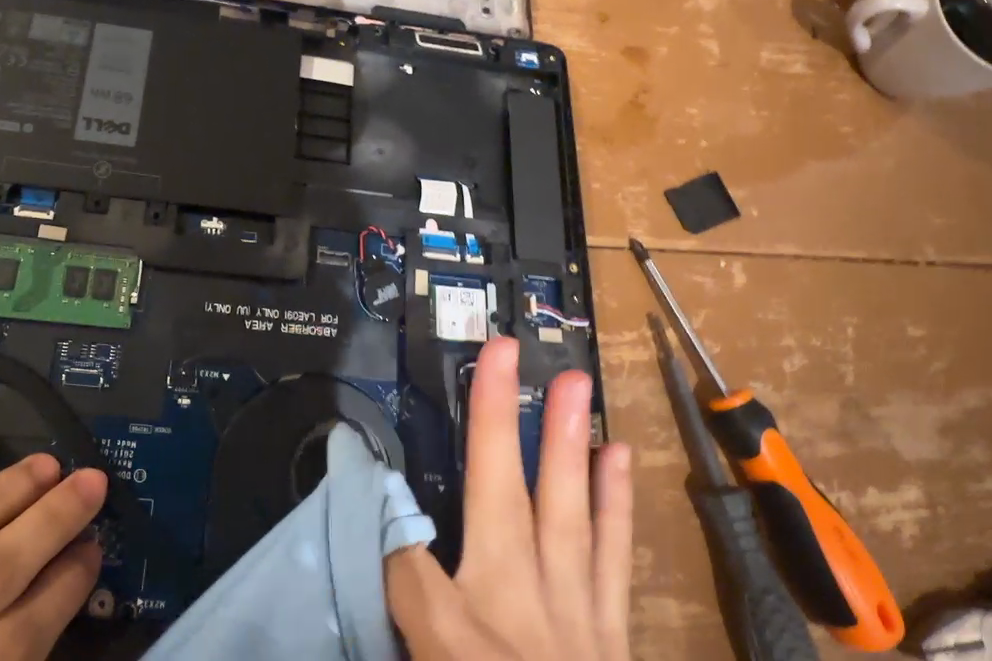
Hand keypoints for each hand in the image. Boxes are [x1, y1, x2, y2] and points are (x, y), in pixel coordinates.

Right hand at [385, 337, 633, 659]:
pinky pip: (614, 558)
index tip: (373, 452)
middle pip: (513, 497)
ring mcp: (577, 619)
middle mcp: (524, 606)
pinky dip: (614, 507)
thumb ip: (409, 601)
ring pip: (574, 516)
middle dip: (513, 426)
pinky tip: (618, 468)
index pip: (413, 552)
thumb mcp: (435, 656)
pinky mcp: (611, 635)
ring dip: (574, 451)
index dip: (387, 509)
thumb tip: (381, 547)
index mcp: (467, 629)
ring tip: (583, 397)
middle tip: (523, 360)